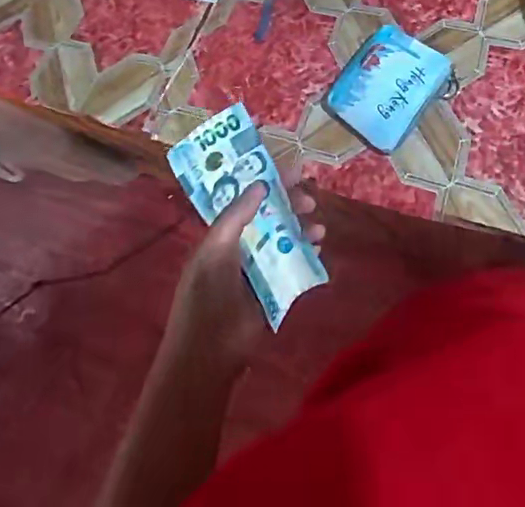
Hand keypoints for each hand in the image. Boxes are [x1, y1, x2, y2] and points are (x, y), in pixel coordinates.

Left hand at [166, 181, 323, 373]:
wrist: (210, 353)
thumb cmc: (206, 296)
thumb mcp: (215, 249)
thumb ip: (236, 215)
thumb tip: (261, 183)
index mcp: (222, 233)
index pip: (248, 198)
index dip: (269, 181)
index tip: (294, 170)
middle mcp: (241, 246)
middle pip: (270, 216)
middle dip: (290, 204)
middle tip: (309, 199)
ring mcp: (258, 268)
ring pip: (284, 238)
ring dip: (302, 228)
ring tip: (317, 229)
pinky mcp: (272, 290)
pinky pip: (292, 264)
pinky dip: (305, 253)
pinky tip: (316, 249)